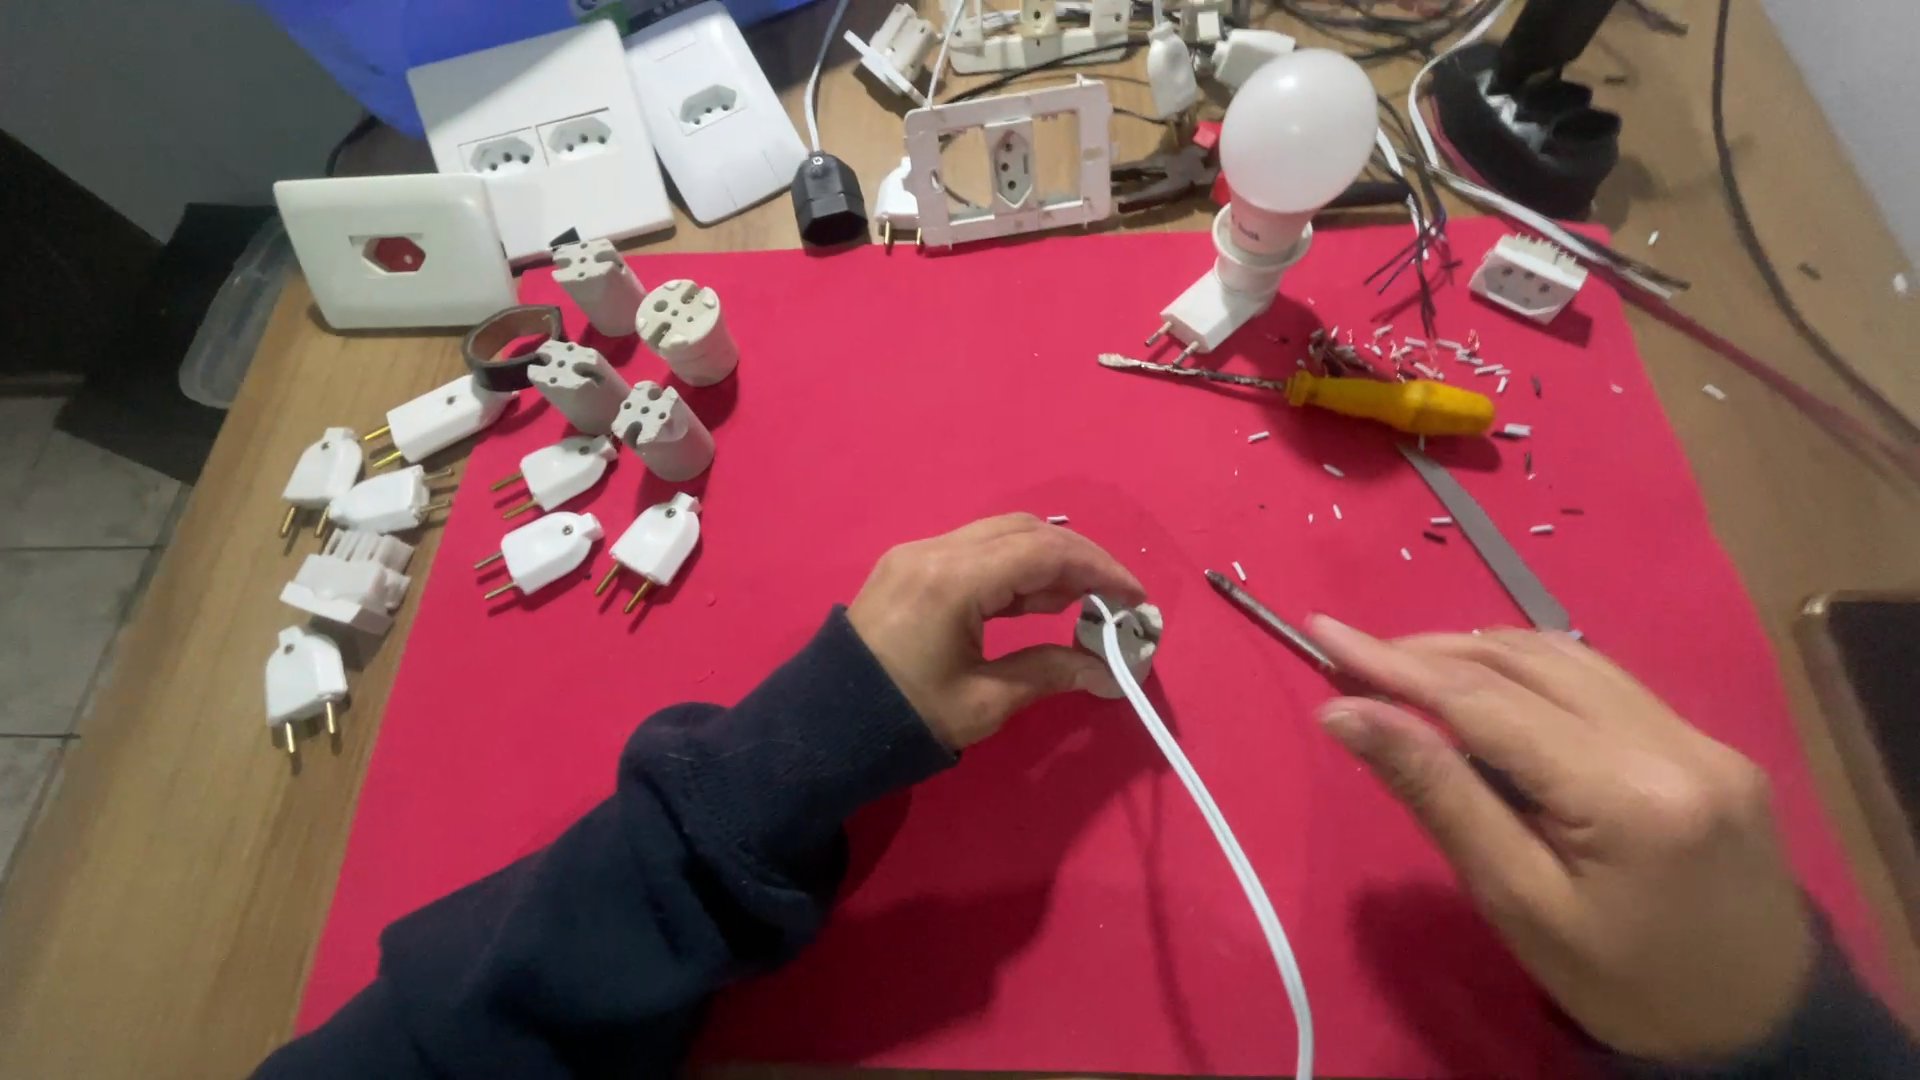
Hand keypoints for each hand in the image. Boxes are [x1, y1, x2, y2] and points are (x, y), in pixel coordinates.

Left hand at [847, 514, 1145, 749]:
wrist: (825, 726)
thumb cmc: (905, 718)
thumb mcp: (984, 702)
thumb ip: (1050, 673)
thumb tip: (1108, 672)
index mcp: (951, 580)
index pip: (1042, 553)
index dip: (1097, 569)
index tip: (1134, 597)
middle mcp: (934, 550)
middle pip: (1023, 532)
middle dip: (1077, 560)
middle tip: (1113, 598)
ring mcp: (917, 553)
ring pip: (999, 536)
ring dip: (1046, 562)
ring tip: (1082, 604)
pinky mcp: (910, 566)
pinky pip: (975, 553)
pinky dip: (1013, 570)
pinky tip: (1038, 601)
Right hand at [1309, 617, 1815, 1063]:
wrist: (1757, 1035)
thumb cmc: (1616, 981)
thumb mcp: (1509, 893)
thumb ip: (1431, 789)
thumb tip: (1343, 711)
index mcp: (1628, 794)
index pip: (1483, 699)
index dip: (1392, 661)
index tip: (1322, 630)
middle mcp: (1676, 743)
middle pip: (1522, 661)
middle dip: (1425, 651)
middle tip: (1353, 658)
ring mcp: (1700, 737)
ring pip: (1559, 655)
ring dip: (1470, 651)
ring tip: (1404, 670)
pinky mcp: (1704, 743)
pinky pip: (1592, 676)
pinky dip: (1519, 668)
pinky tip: (1482, 687)